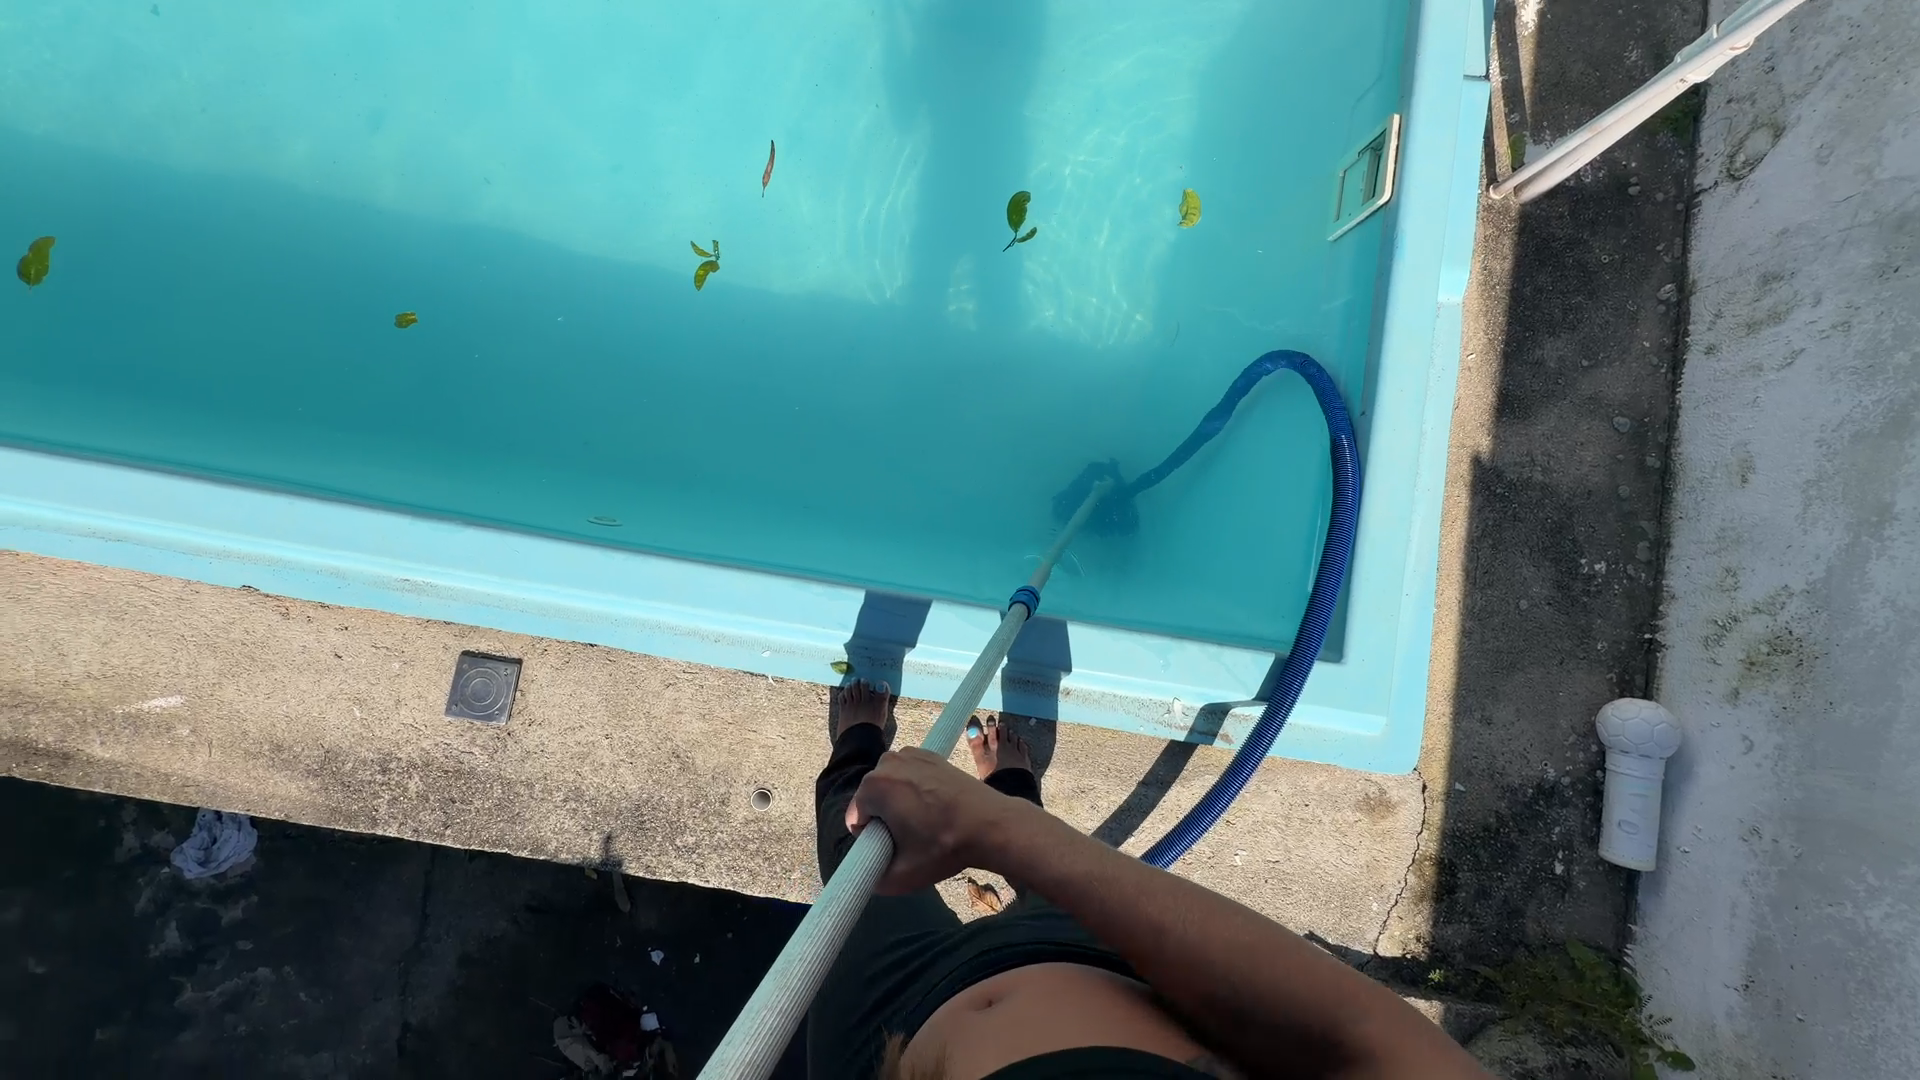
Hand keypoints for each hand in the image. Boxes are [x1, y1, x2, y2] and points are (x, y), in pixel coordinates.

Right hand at [846, 747, 1020, 893]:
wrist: (989, 823)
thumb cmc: (943, 847)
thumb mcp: (902, 877)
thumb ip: (874, 879)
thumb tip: (869, 876)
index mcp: (873, 786)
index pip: (856, 818)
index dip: (872, 838)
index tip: (896, 846)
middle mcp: (887, 762)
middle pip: (873, 799)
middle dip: (885, 817)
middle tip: (912, 835)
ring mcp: (911, 753)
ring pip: (891, 786)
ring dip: (899, 802)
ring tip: (925, 820)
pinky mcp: (930, 754)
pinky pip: (909, 775)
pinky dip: (915, 788)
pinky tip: (935, 804)